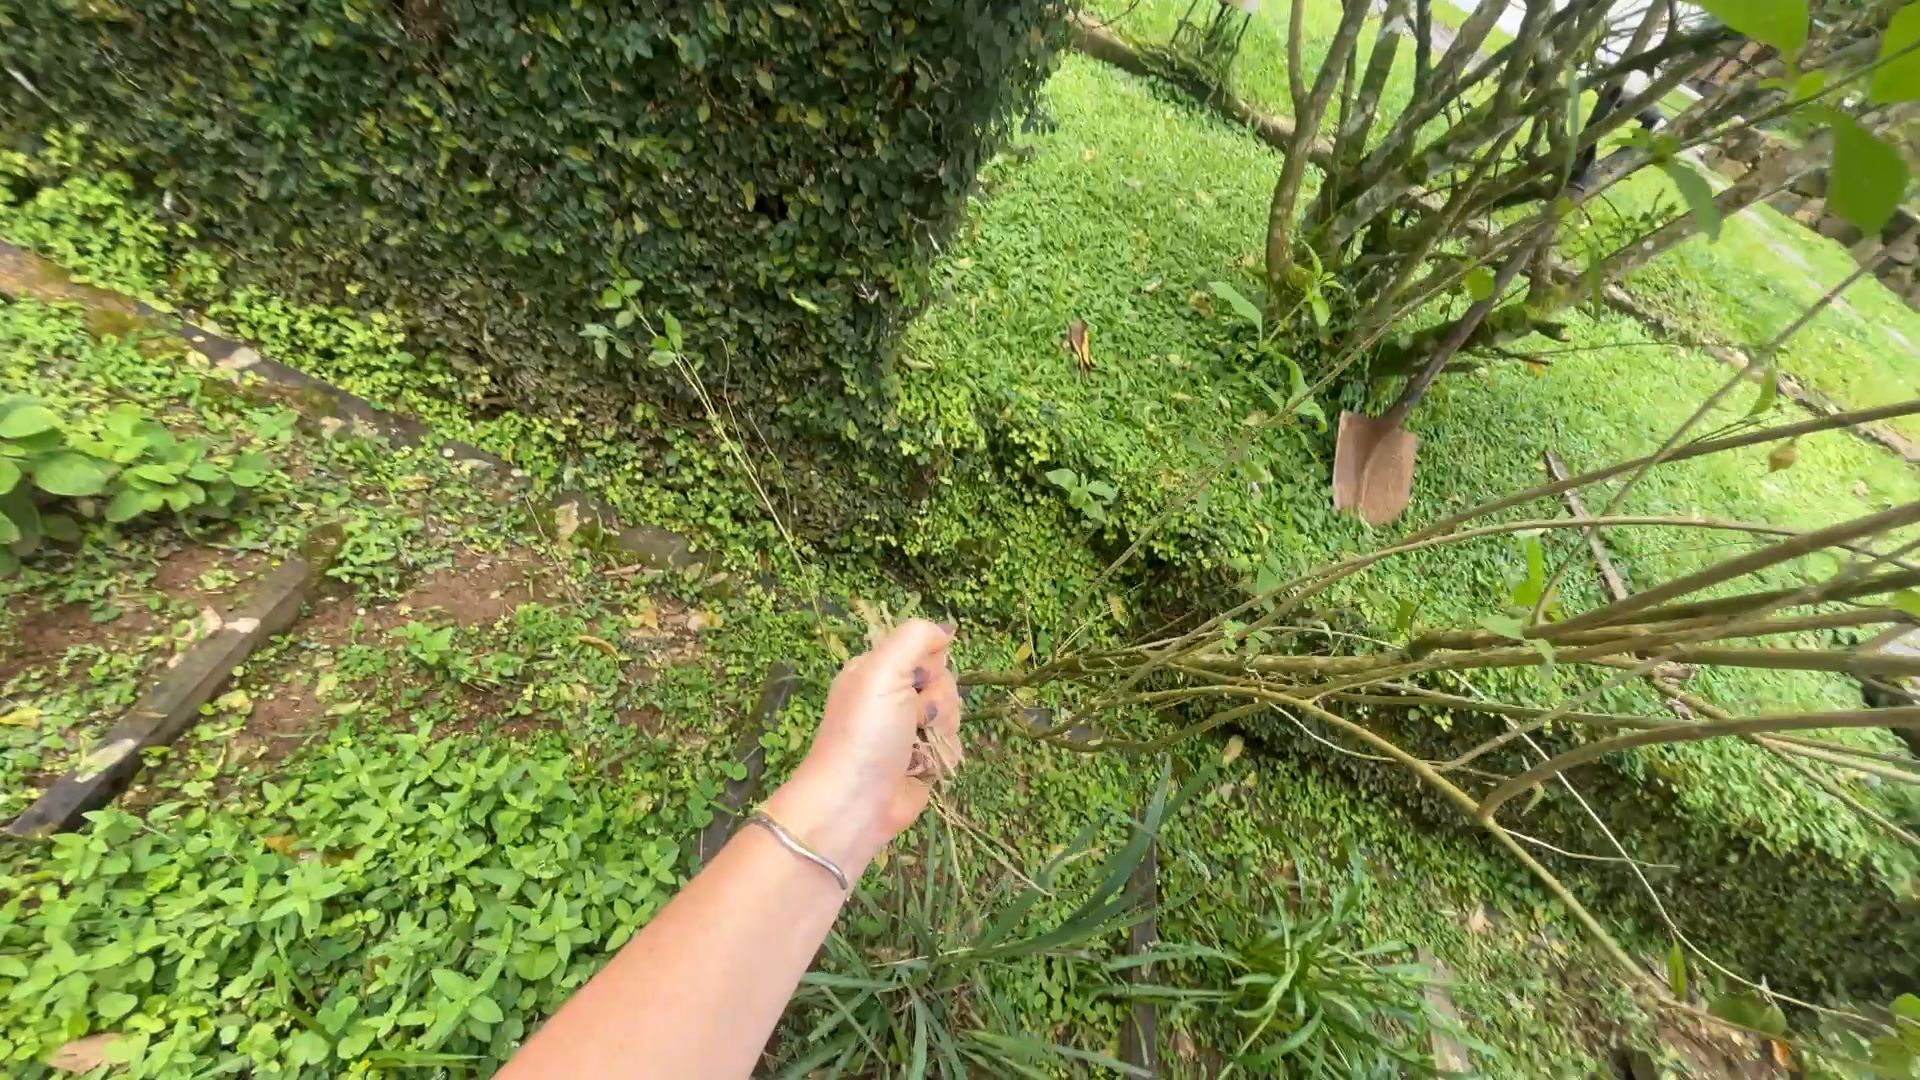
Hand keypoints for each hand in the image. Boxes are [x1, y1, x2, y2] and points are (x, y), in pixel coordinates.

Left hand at [764, 620, 961, 873]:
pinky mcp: (922, 759)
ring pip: (951, 711)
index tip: (918, 679)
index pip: (923, 649)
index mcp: (876, 669)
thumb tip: (944, 632)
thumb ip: (915, 637)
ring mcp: (907, 729)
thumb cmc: (866, 731)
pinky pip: (951, 743)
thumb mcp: (884, 670)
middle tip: (917, 716)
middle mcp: (891, 695)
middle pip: (942, 680)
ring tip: (921, 744)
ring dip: (943, 727)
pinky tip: (927, 765)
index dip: (929, 663)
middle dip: (939, 698)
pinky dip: (945, 752)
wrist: (855, 803)